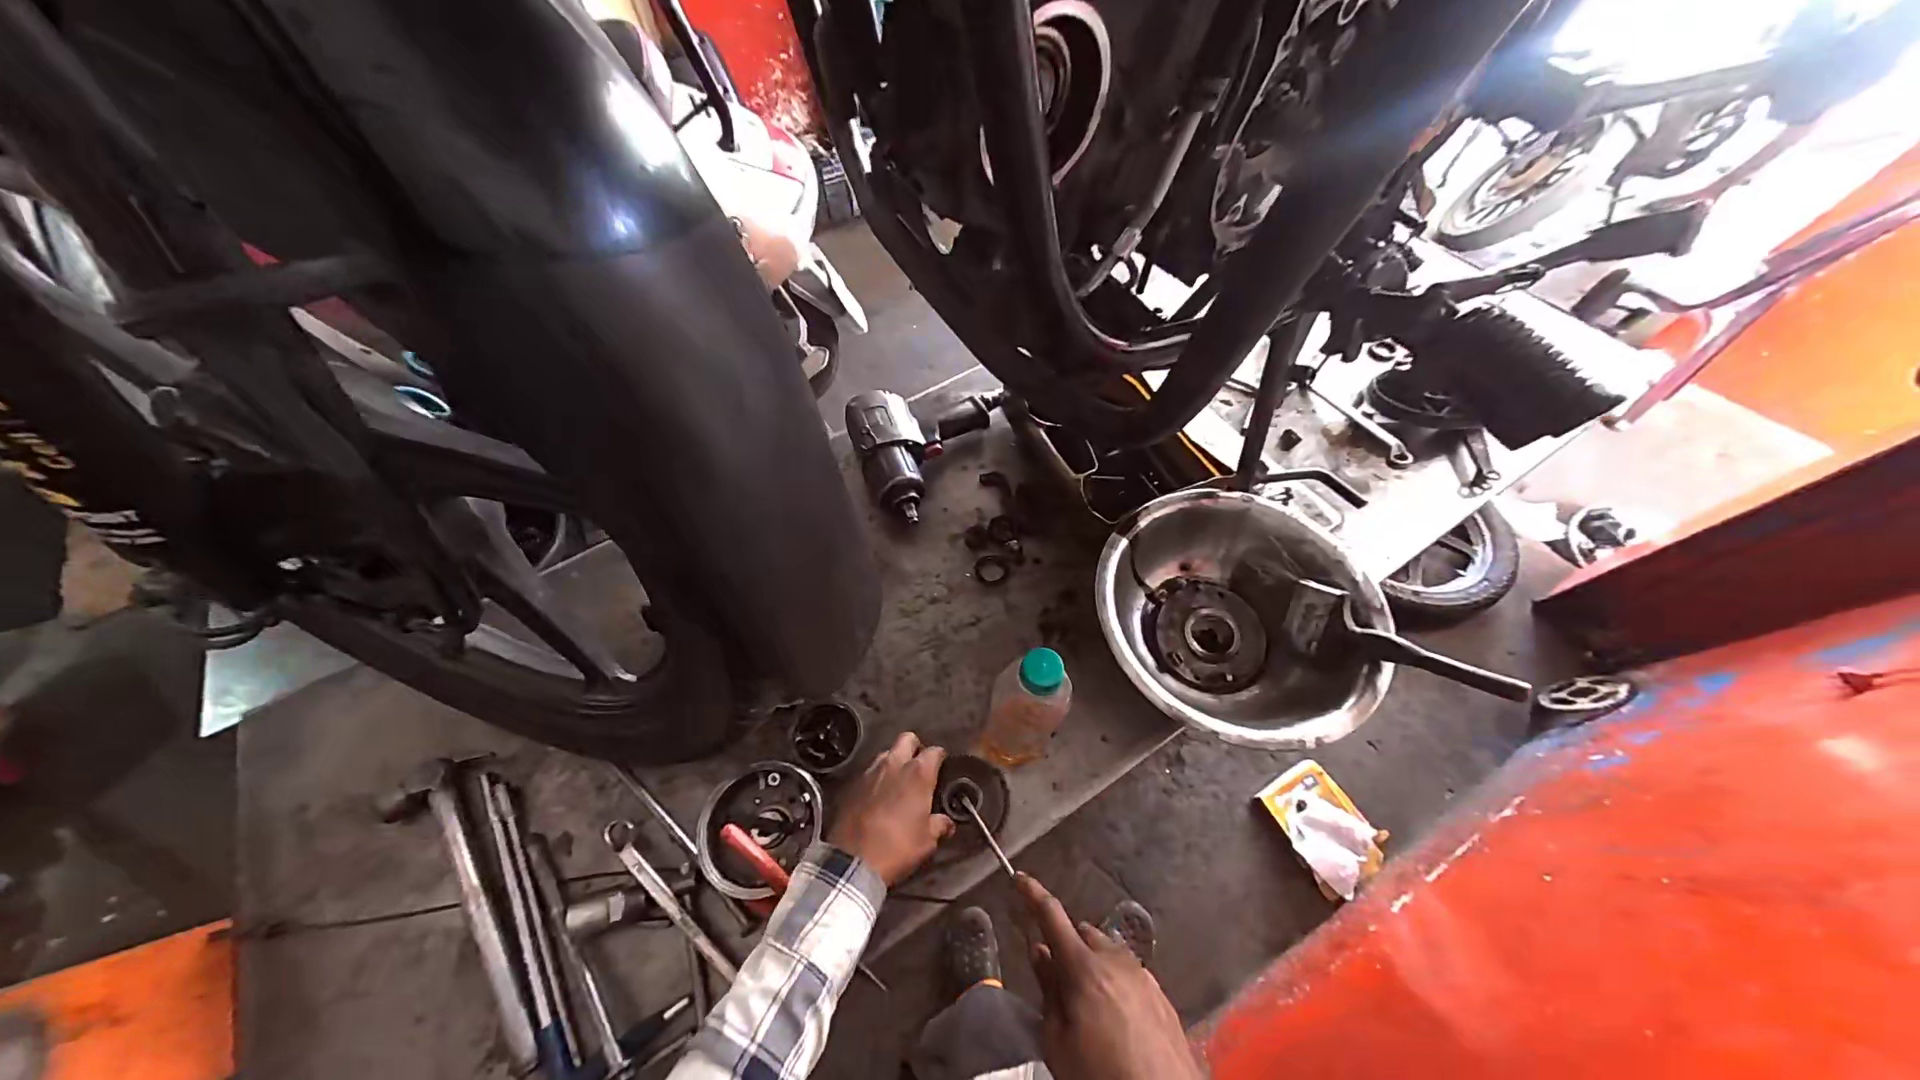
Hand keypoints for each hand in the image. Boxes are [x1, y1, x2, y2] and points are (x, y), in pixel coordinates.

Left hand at [826, 731, 953, 885]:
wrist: (853, 860)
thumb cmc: (898, 847)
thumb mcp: (927, 841)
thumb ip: (939, 825)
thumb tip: (947, 823)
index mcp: (918, 773)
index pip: (935, 751)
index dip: (940, 758)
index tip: (942, 768)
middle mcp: (894, 764)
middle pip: (907, 739)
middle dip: (915, 747)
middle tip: (919, 766)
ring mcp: (870, 771)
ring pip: (886, 753)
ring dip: (894, 761)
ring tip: (897, 781)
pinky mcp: (851, 784)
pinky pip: (868, 772)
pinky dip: (876, 778)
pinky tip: (878, 795)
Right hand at [1018, 873, 1204, 1079]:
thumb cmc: (1101, 1075)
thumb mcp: (1059, 1042)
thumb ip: (1048, 990)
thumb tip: (1040, 951)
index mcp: (1084, 967)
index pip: (1052, 916)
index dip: (1033, 894)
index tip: (1019, 878)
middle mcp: (1114, 959)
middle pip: (1082, 932)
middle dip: (1066, 943)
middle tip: (1058, 978)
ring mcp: (1142, 974)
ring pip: (1107, 950)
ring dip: (1091, 960)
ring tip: (1088, 1001)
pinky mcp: (1161, 994)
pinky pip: (1128, 971)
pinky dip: (1114, 979)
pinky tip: (1115, 1015)